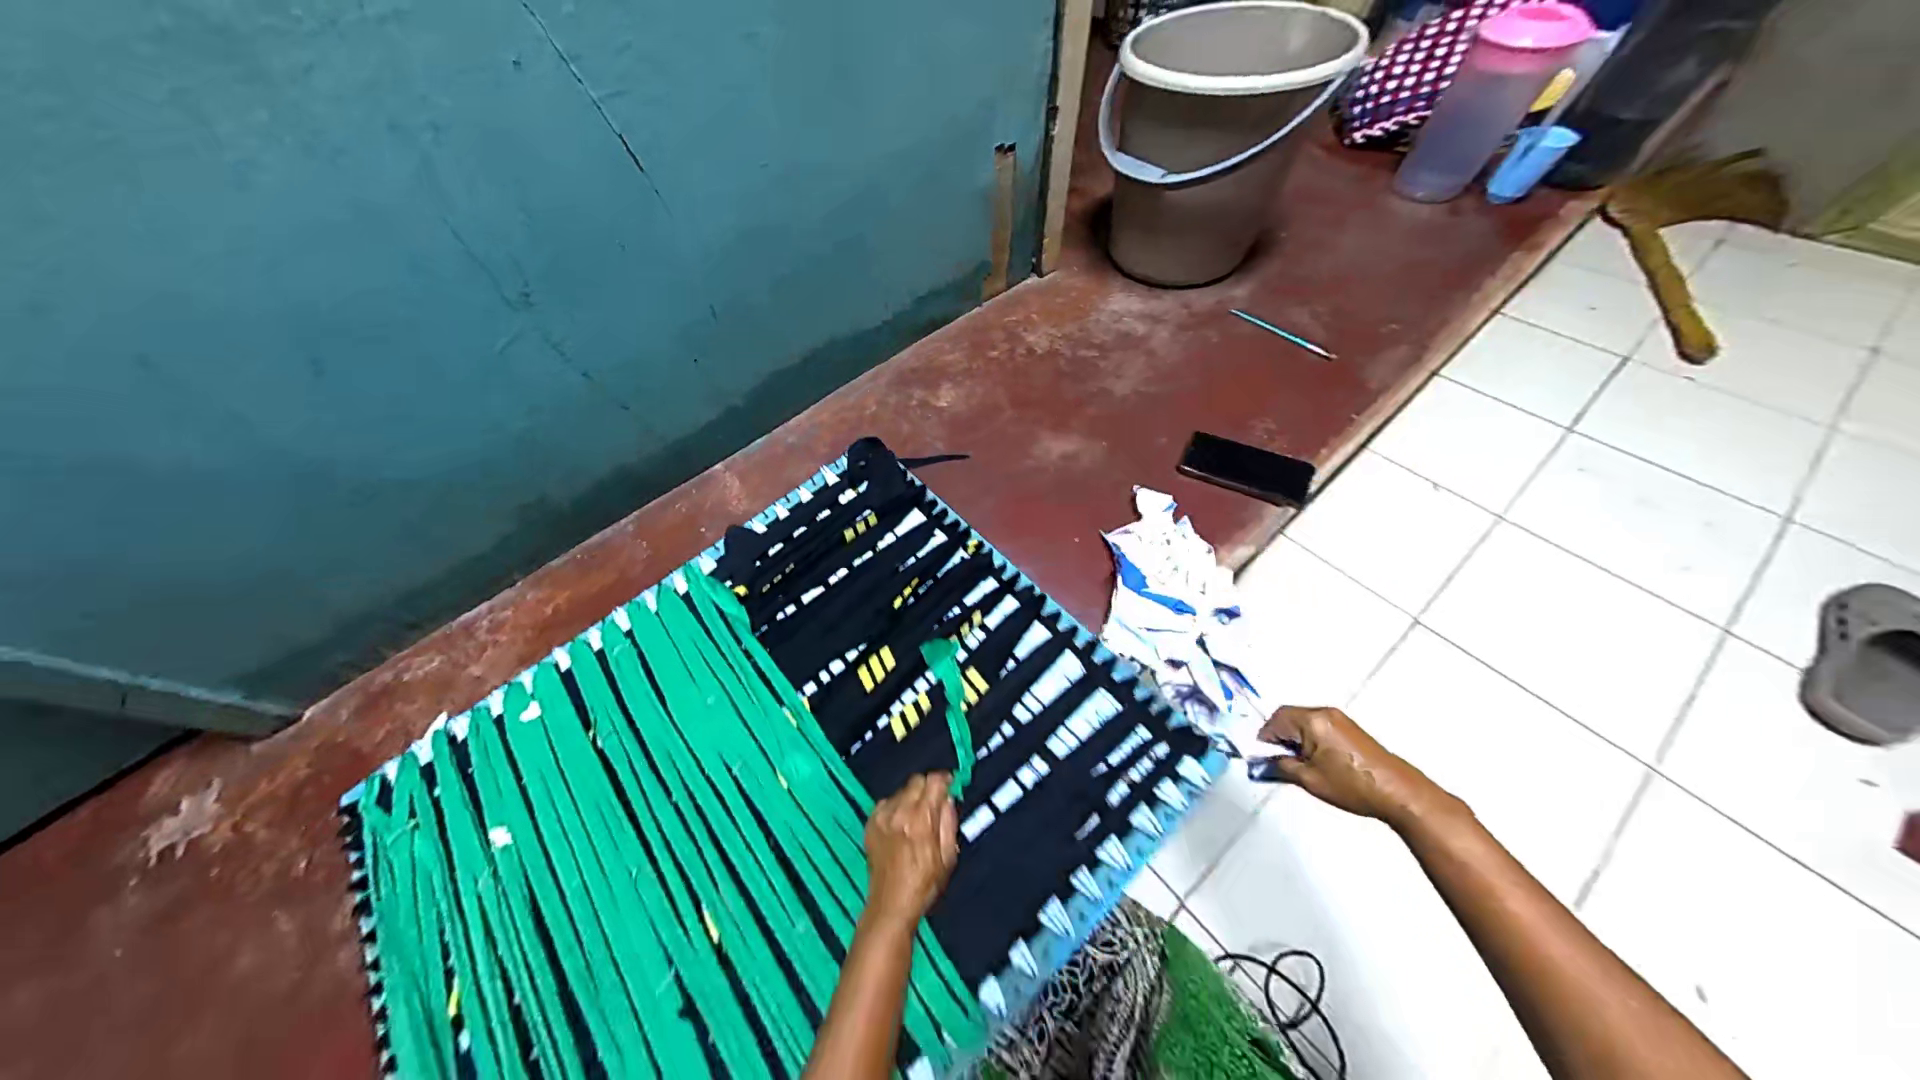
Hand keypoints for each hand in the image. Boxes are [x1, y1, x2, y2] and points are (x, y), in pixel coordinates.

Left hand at [863, 772, 957, 927]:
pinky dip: (896, 807)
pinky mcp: (870, 823)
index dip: (945, 780)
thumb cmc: (924, 884)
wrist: (891, 904)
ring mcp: (881, 816)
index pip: (934, 781)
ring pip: (902, 790)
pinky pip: (887, 802)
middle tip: (934, 802)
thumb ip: (949, 821)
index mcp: (921, 820)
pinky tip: (900, 824)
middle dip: (928, 787)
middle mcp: (899, 812)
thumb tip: (947, 798)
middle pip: (917, 780)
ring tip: (916, 817)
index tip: (950, 785)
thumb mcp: (948, 855)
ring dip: (912, 797)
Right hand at [1259, 706, 1456, 827]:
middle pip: (1289, 716)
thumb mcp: (1309, 779)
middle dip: (1278, 736)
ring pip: (1303, 722)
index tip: (1262, 757)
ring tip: (1296, 763)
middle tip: (1276, 760)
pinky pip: (1318, 726)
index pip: (1275, 719)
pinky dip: (1309, 738)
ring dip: (1294, 737)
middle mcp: (1325, 713)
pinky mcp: (1349, 729)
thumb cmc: (1352, 785)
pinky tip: (1313, 760)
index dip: (1264, 738)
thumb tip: (1262, 764)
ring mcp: (1340, 719)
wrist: (1399, 794)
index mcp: (1313, 720)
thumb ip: (1279, 767)